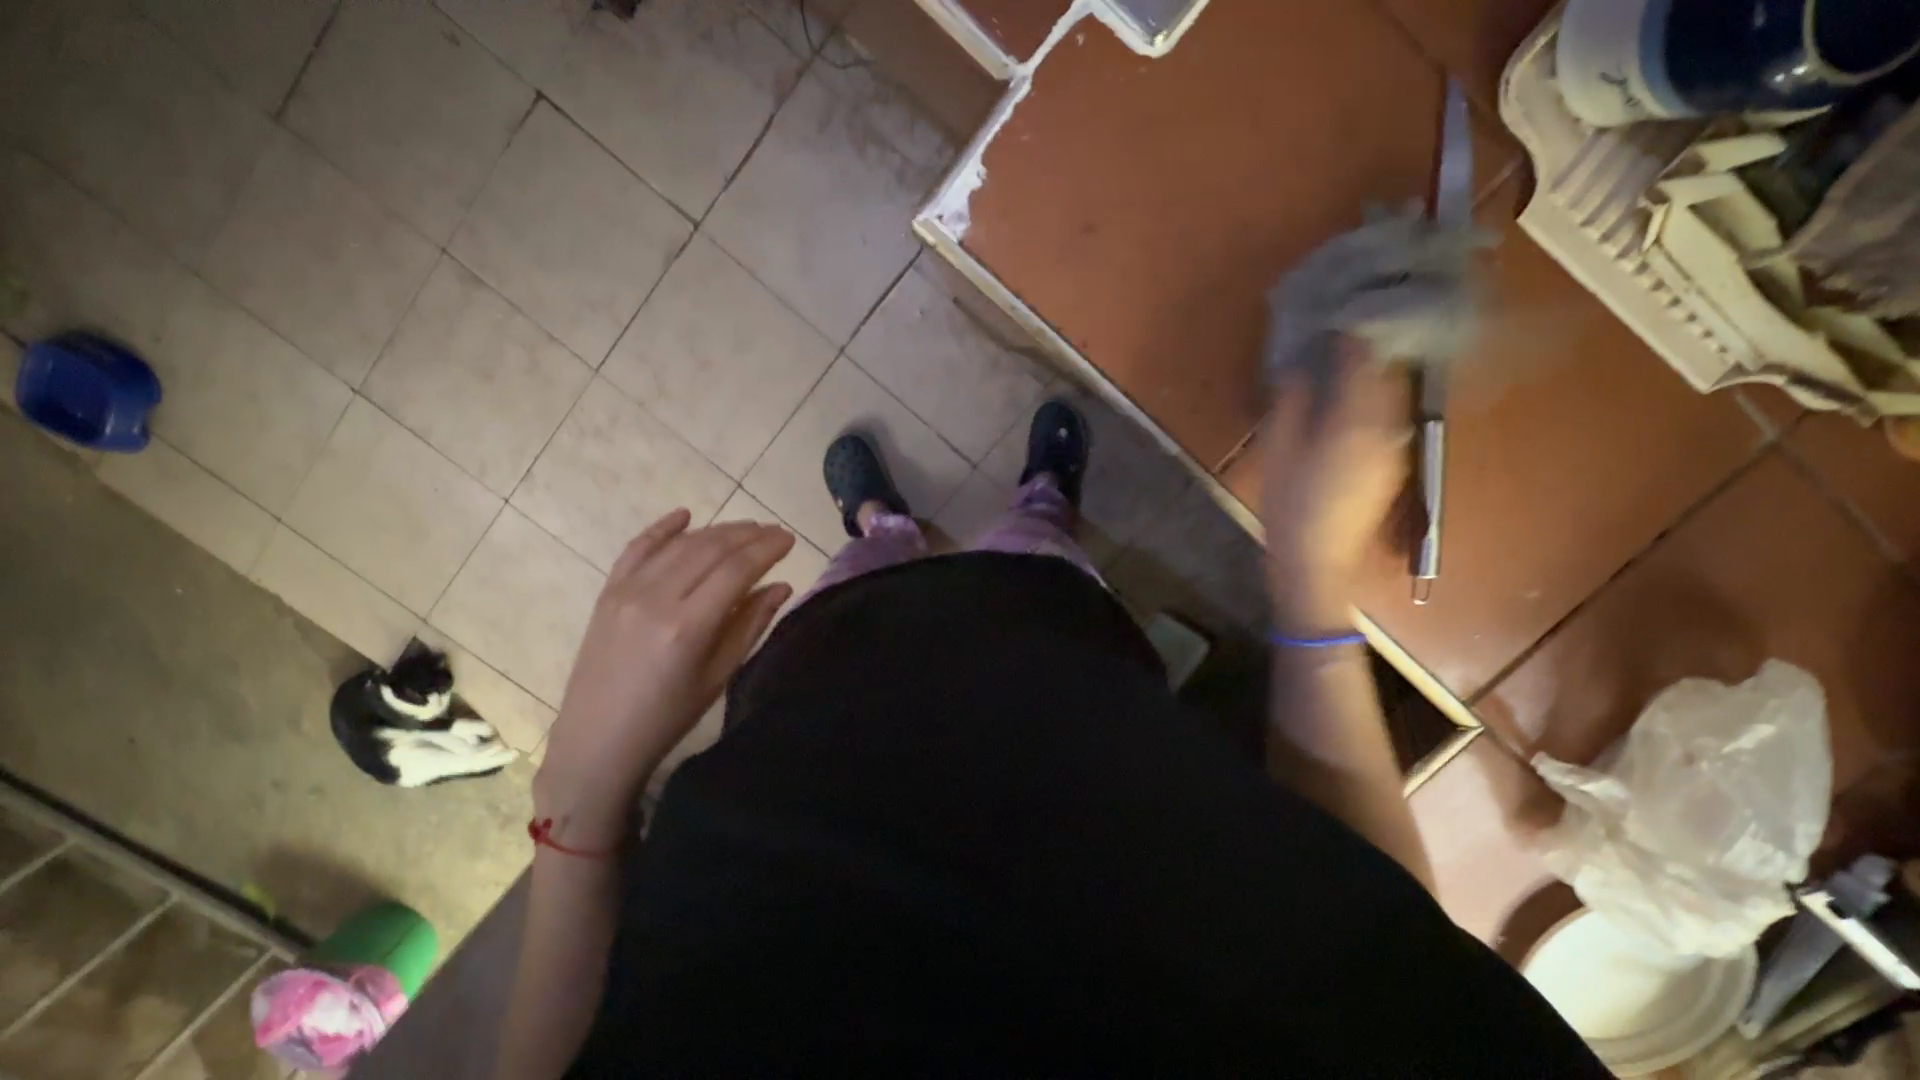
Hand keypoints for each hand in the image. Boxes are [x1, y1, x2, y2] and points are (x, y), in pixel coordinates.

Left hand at [534, 510, 794, 846]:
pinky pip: (637, 548)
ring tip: (746, 528)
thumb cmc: (667, 718)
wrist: (597, 740)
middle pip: (710, 549)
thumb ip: (749, 626)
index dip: (767, 549)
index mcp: (687, 627)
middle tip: (774, 531)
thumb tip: (781, 585)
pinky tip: (687, 515)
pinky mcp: (608, 593)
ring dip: (716, 531)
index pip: (736, 570)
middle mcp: (656, 599)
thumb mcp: (717, 677)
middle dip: (747, 535)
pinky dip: (663, 529)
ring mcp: (626, 592)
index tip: (788, 539)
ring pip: (680, 545)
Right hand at [1261, 341, 1410, 631]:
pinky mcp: (1392, 461)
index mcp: (1357, 416)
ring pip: (1392, 390)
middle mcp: (1387, 424)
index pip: (1365, 355)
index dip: (1355, 326)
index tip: (1341, 305)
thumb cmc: (1291, 504)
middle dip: (1373, 341)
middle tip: (1347, 321)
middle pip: (1388, 368)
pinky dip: (1376, 394)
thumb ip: (1292, 401)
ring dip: (1377, 367)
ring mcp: (1395, 444)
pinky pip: (1389, 413)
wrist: (1318, 561)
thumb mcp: (1278, 449)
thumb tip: (1301, 367)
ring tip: (1350, 352)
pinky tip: (1354, 394)